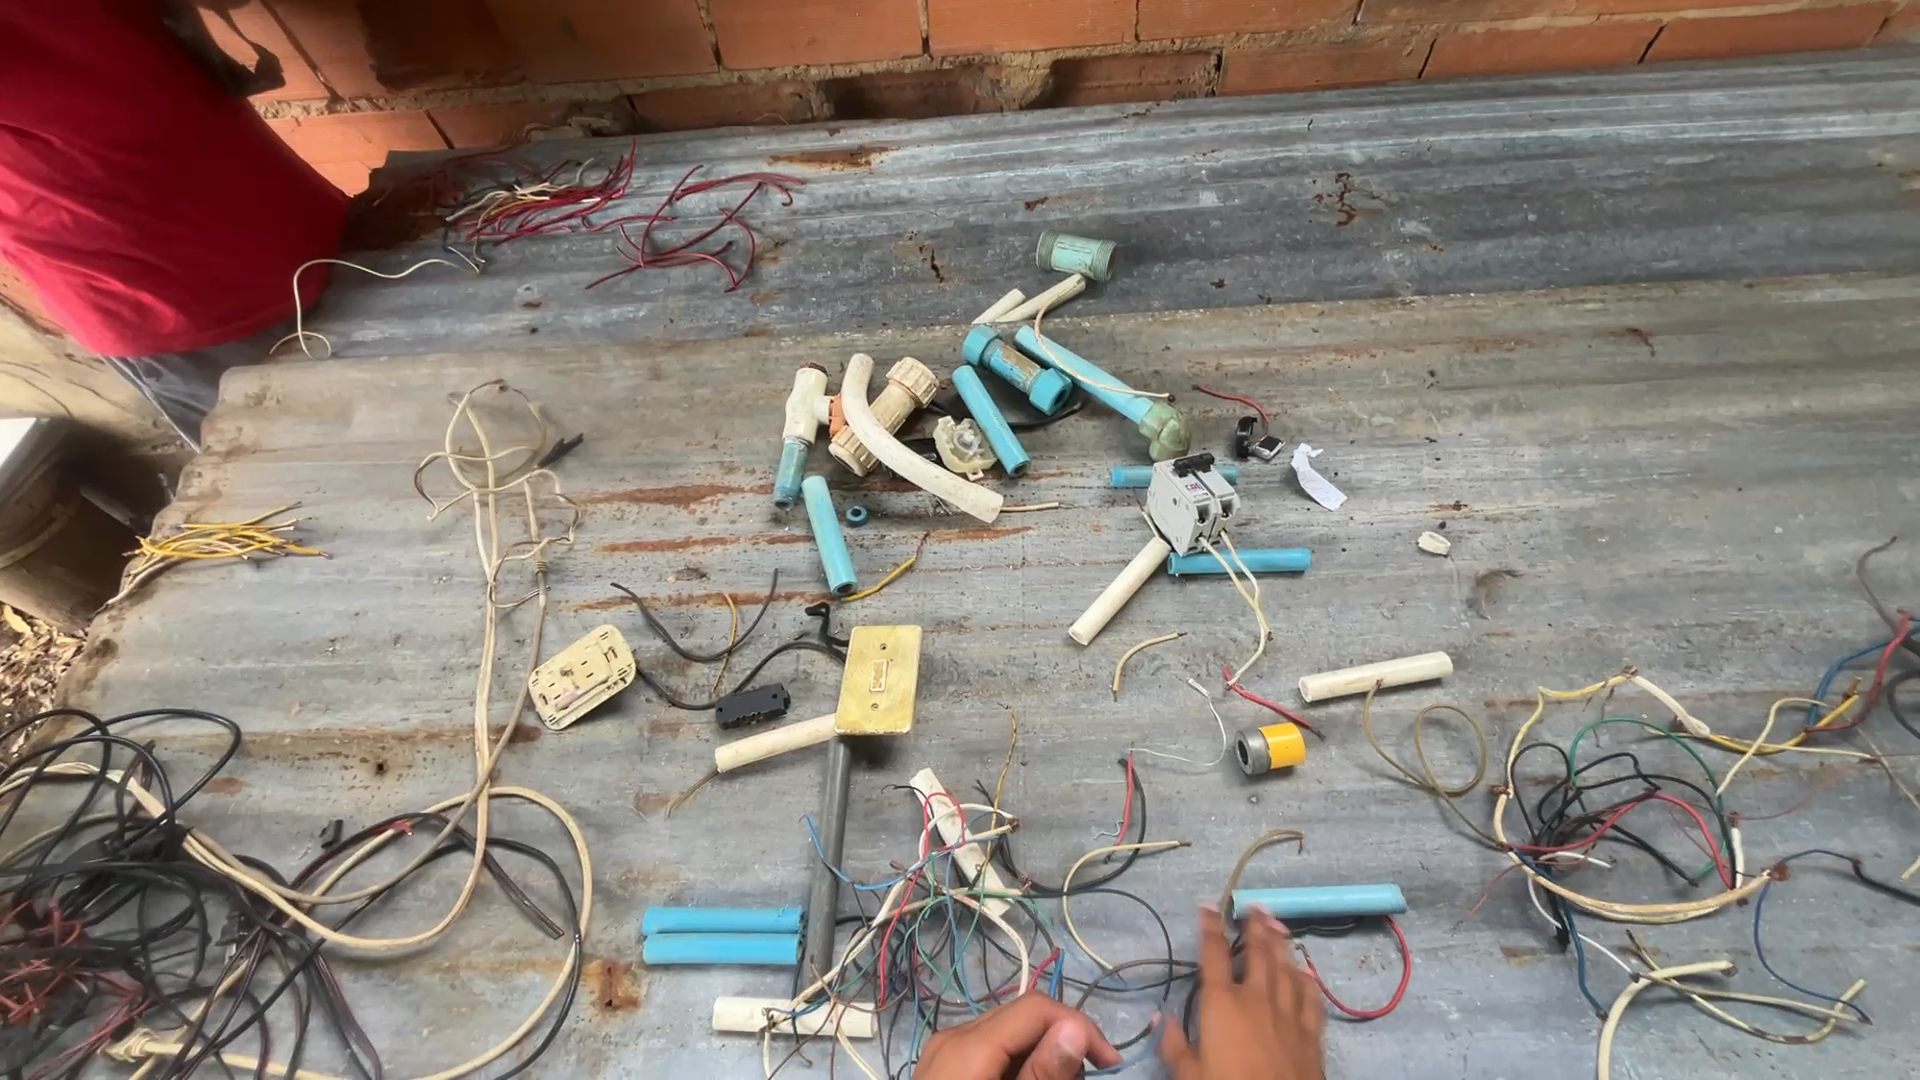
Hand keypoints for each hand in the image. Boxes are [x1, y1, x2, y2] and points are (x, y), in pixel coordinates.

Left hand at [916, 992, 1123, 1079]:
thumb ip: (1043, 1078)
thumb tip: (1074, 1027)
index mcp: (968, 1046)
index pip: (1036, 1007)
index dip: (1079, 1027)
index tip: (1111, 1068)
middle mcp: (954, 1036)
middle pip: (1023, 1016)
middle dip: (1063, 1044)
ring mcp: (945, 1052)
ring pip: (1010, 1033)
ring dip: (1043, 1059)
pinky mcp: (946, 1069)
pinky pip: (992, 1052)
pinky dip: (1019, 1068)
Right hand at [1160, 907, 1325, 1079]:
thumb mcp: (1190, 1076)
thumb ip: (1174, 1045)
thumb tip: (1161, 1016)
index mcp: (1222, 1004)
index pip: (1214, 954)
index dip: (1210, 927)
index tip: (1209, 906)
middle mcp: (1255, 1000)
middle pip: (1258, 954)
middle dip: (1256, 927)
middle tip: (1256, 906)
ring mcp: (1287, 1017)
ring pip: (1286, 970)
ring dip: (1282, 945)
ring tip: (1279, 926)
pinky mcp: (1311, 1038)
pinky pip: (1311, 1001)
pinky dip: (1308, 982)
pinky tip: (1306, 973)